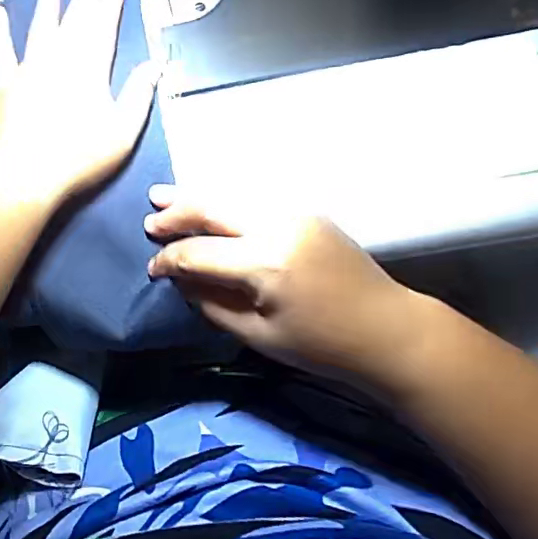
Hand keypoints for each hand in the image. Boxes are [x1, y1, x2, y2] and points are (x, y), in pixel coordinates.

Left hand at [0, 0, 161, 204]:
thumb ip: (139, 94)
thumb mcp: (123, 131)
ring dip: (48, 2)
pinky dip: (0, 30)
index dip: (111, 3)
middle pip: (75, 18)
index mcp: (90, 68)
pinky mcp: (4, 83)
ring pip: (40, 25)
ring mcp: (28, 68)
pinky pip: (1, 49)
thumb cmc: (77, 157)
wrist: (24, 174)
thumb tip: (155, 66)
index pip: (103, 26)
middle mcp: (59, 59)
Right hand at [144, 185, 439, 395]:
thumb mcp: (259, 335)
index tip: (152, 269)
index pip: (200, 252)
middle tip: (150, 220)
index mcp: (265, 263)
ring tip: (164, 196)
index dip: (169, 260)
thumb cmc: (322, 345)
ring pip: (233, 193)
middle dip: (177, 213)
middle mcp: (278, 225)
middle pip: (213, 207)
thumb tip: (181, 279)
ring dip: (198, 197)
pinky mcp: (308, 211)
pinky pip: (256, 197)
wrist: (388, 329)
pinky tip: (210, 203)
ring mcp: (296, 212)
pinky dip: (227, 199)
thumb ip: (212, 303)